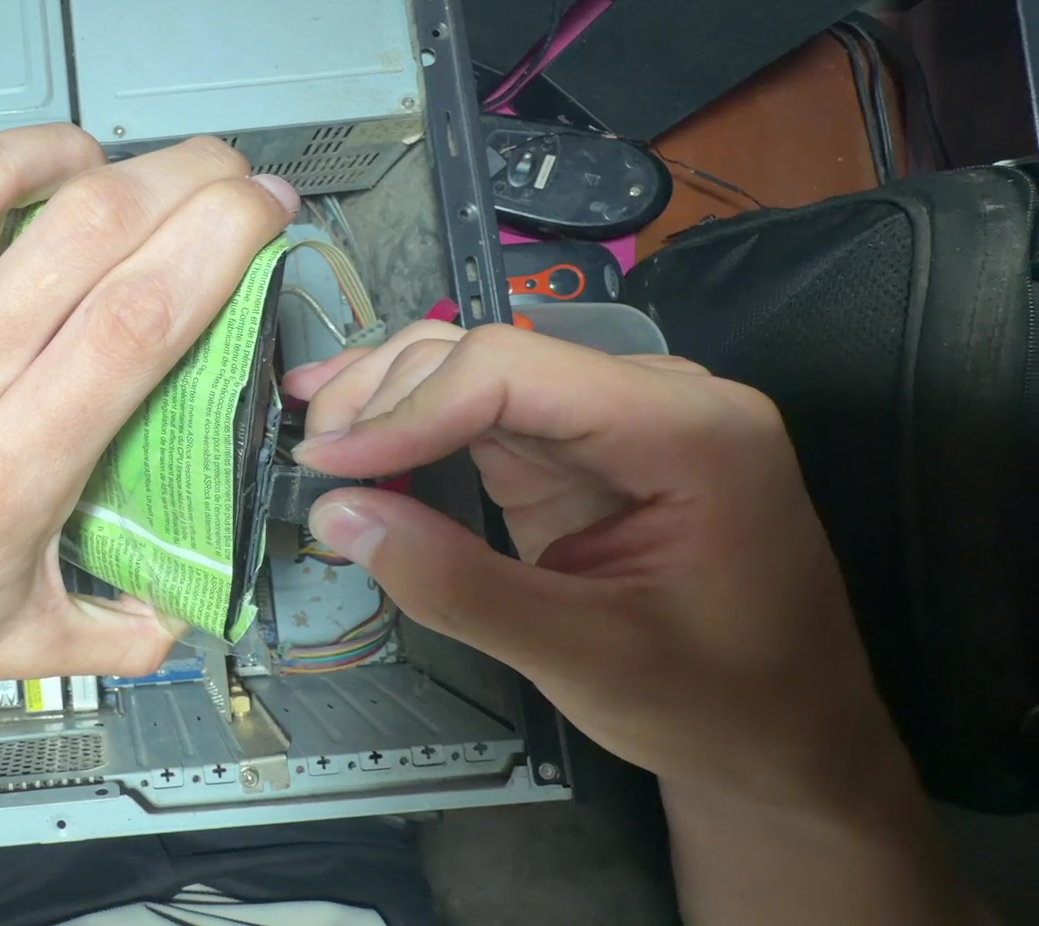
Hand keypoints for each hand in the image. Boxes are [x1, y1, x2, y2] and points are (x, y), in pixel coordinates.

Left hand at [0, 120, 298, 754]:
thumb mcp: (23, 648)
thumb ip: (128, 634)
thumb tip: (193, 605)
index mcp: (16, 461)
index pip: (141, 314)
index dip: (220, 242)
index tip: (266, 214)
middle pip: (87, 227)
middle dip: (184, 175)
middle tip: (228, 175)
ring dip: (64, 150)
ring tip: (108, 168)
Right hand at [287, 321, 897, 812]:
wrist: (779, 739)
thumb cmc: (712, 703)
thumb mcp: (581, 658)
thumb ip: (455, 584)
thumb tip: (335, 512)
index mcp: (685, 428)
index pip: (512, 370)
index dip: (407, 409)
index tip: (329, 464)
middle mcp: (643, 396)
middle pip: (479, 354)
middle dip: (382, 397)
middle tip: (313, 458)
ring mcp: (599, 412)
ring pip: (462, 365)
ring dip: (378, 393)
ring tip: (314, 431)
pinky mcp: (562, 441)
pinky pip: (466, 404)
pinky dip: (399, 412)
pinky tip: (344, 414)